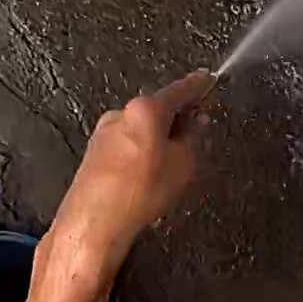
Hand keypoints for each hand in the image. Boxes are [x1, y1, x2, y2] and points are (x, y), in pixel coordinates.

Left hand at [39, 70, 213, 285]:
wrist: (94, 222)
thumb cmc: (140, 192)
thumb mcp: (184, 163)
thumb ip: (194, 135)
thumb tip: (197, 121)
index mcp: (146, 110)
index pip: (180, 90)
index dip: (199, 85)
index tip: (208, 78)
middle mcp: (122, 113)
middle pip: (159, 107)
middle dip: (179, 116)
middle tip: (198, 130)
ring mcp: (105, 131)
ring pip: (142, 125)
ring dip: (160, 134)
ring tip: (174, 161)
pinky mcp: (95, 150)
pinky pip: (128, 140)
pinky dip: (143, 147)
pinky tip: (150, 171)